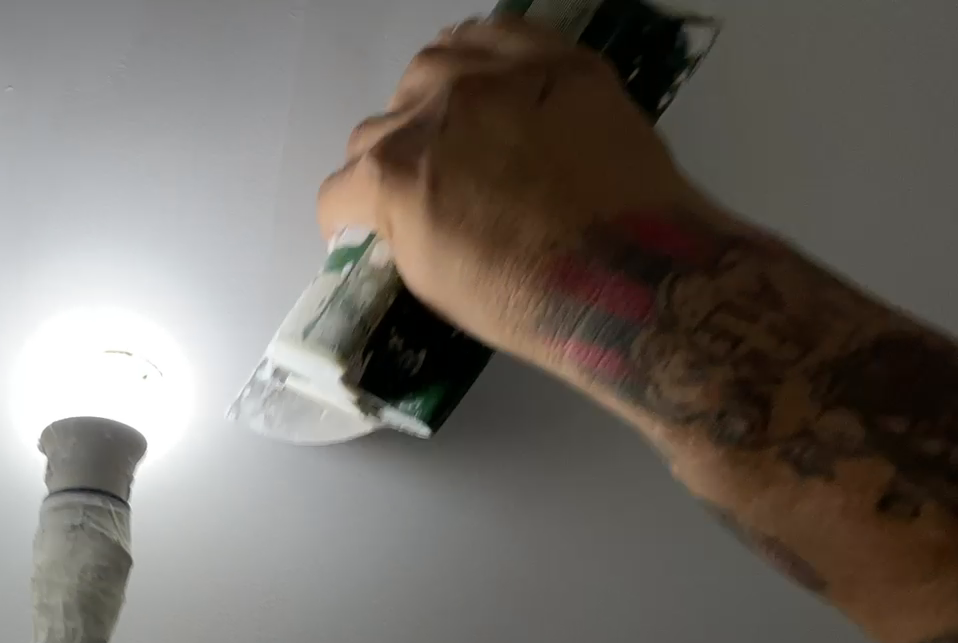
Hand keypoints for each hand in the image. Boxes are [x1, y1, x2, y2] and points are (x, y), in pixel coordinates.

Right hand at [316, 16, 722, 366]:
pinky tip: (481, 90)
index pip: (335, 192)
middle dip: (379, 169)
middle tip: (411, 196)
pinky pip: (490, 33)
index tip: (361, 236)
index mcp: (391, 175)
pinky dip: (472, 60)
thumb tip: (392, 214)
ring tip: (446, 137)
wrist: (622, 273)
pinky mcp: (554, 57)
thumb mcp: (425, 278)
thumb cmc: (514, 294)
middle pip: (372, 130)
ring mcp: (494, 74)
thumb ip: (394, 229)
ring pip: (423, 71)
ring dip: (419, 107)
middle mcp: (431, 111)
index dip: (342, 222)